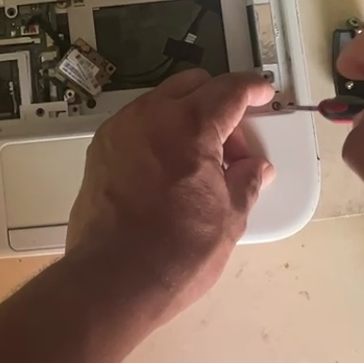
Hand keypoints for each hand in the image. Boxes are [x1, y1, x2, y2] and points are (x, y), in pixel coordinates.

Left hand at [65, 70, 277, 324]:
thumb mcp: (229, 218)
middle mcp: (151, 116)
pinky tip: (169, 168)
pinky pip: (137, 123)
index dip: (253, 88)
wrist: (114, 277)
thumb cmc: (174, 252)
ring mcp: (121, 129)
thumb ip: (246, 180)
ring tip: (201, 160)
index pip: (229, 89)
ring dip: (186, 115)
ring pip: (161, 100)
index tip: (263, 93)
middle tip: (233, 142)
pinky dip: (158, 130)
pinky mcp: (100, 147)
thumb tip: (255, 168)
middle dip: (218, 101)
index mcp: (189, 126)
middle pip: (192, 85)